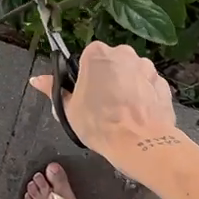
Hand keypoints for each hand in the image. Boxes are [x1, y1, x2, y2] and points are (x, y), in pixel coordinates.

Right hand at [32, 42, 180, 177]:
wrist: (140, 144)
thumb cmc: (99, 124)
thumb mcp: (69, 109)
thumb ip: (53, 89)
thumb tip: (36, 79)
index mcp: (97, 54)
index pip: (87, 57)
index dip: (85, 76)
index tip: (85, 93)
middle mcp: (124, 54)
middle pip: (111, 62)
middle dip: (107, 78)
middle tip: (101, 104)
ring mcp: (147, 68)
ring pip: (131, 73)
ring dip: (126, 86)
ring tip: (121, 113)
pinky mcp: (163, 84)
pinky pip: (148, 87)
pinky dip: (143, 97)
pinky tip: (137, 116)